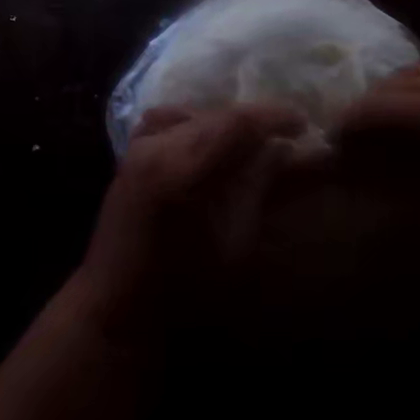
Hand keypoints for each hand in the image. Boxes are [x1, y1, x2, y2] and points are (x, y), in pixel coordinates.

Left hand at [73, 104, 306, 340]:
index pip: (237, 123)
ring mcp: (137, 149)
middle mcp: (157, 148)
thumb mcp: (234, 244)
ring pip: (191, 115)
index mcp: (183, 171)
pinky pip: (164, 122)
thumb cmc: (182, 291)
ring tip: (251, 140)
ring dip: (225, 122)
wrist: (116, 304)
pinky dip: (192, 123)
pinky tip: (208, 140)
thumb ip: (257, 189)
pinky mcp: (128, 156)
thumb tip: (283, 151)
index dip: (275, 117)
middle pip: (215, 115)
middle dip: (255, 120)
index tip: (304, 124)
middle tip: (287, 134)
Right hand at [337, 66, 419, 205]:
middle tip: (347, 139)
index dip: (347, 124)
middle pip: (390, 84)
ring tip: (376, 131)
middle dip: (364, 108)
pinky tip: (410, 124)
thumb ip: (390, 175)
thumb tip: (349, 165)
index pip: (376, 106)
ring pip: (411, 77)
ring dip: (387, 99)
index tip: (329, 145)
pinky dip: (410, 95)